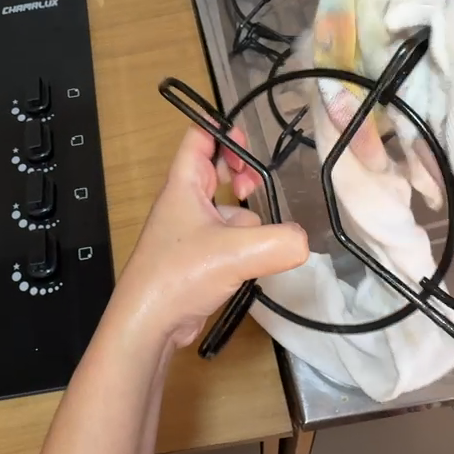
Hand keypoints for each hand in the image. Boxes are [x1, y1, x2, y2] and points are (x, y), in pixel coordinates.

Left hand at [110, 127, 309, 348]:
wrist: (148, 323)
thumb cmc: (180, 273)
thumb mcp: (236, 252)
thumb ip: (279, 242)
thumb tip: (305, 241)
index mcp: (184, 183)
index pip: (199, 137)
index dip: (223, 131)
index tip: (250, 144)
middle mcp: (184, 201)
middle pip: (214, 168)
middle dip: (239, 170)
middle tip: (256, 184)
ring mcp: (189, 229)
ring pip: (224, 207)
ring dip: (245, 213)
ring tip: (258, 233)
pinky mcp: (196, 256)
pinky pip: (225, 236)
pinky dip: (242, 242)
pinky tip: (253, 261)